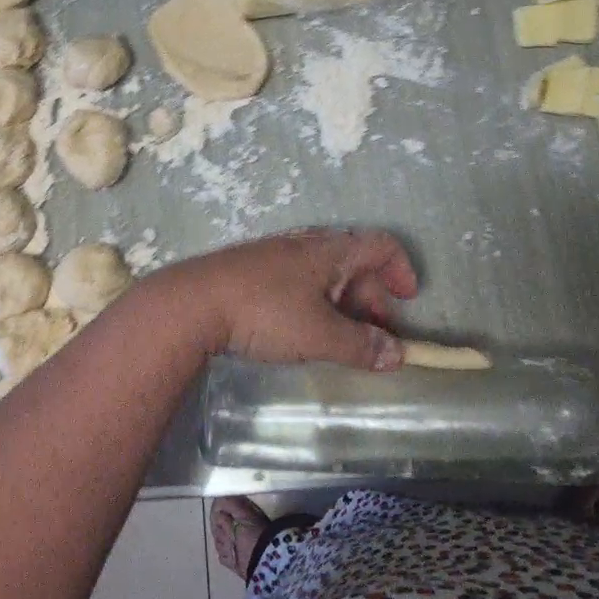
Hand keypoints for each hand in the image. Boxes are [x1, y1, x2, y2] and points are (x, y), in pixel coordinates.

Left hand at [149, 228, 417, 371]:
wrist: (191, 304)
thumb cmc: (264, 313)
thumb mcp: (319, 335)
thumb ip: (360, 345)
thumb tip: (397, 354)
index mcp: (329, 252)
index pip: (380, 244)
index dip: (401, 269)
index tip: (406, 300)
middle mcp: (305, 245)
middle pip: (354, 262)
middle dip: (371, 299)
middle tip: (372, 338)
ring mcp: (274, 254)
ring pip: (323, 273)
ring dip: (342, 303)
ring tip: (339, 338)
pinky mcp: (250, 270)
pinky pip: (297, 279)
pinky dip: (313, 301)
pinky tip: (300, 329)